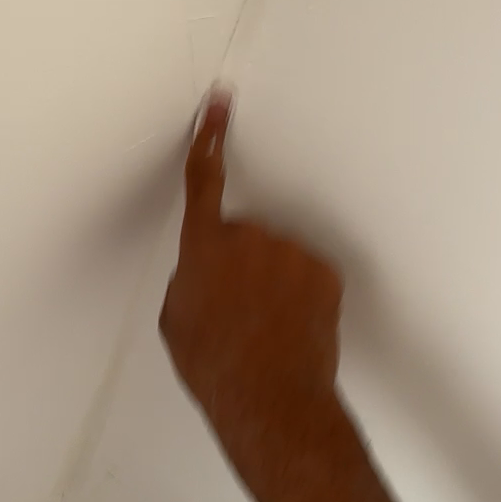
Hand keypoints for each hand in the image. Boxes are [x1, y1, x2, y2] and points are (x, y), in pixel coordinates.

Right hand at [158, 91, 343, 431]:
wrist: (270, 399)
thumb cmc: (217, 365)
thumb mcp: (176, 319)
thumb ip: (188, 277)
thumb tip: (203, 273)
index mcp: (205, 245)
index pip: (202, 180)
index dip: (208, 138)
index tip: (219, 102)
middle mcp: (249, 238)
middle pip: (241, 235)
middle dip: (238, 262)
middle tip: (235, 309)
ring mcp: (291, 253)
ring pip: (275, 256)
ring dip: (269, 280)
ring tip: (264, 324)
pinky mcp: (324, 272)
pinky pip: (304, 272)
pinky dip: (298, 292)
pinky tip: (289, 324)